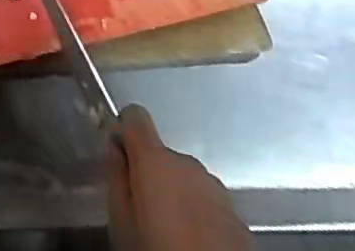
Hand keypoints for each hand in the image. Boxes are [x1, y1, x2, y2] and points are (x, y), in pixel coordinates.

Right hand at [108, 105, 252, 250]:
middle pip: (163, 155)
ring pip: (188, 180)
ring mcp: (217, 190)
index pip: (135, 116)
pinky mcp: (238, 217)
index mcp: (154, 159)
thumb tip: (115, 148)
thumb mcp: (120, 218)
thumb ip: (115, 175)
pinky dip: (201, 215)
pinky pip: (210, 204)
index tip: (121, 151)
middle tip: (145, 209)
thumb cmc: (158, 248)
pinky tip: (195, 241)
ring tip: (172, 230)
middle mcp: (188, 165)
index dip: (125, 129)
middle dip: (153, 175)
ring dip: (178, 195)